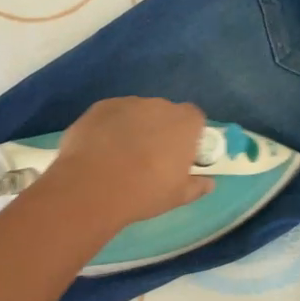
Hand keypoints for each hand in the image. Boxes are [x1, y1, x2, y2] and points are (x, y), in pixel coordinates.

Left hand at [46, 97, 213, 227]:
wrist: (92, 186)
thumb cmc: (143, 192)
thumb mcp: (177, 197)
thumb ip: (196, 186)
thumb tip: (207, 183)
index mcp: (184, 123)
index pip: (195, 119)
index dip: (189, 136)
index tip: (180, 156)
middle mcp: (159, 105)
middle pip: (165, 114)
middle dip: (160, 130)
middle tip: (149, 158)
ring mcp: (127, 103)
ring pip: (137, 113)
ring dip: (134, 127)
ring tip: (119, 156)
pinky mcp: (100, 107)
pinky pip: (112, 115)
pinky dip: (110, 127)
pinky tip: (99, 149)